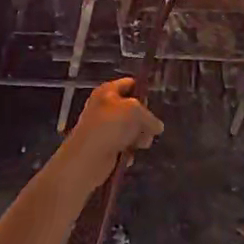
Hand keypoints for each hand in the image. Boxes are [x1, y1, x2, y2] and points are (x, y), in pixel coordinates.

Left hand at [54, 78, 163, 198]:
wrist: (86, 160)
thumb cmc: (109, 128)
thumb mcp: (135, 112)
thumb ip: (150, 117)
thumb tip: (157, 127)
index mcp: (107, 91)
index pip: (131, 84)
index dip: (144, 92)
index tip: (155, 105)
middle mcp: (105, 107)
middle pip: (134, 108)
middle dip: (144, 121)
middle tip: (149, 130)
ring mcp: (104, 128)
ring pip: (131, 129)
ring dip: (139, 137)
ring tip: (139, 145)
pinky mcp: (105, 146)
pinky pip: (124, 145)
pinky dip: (128, 150)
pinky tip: (128, 156)